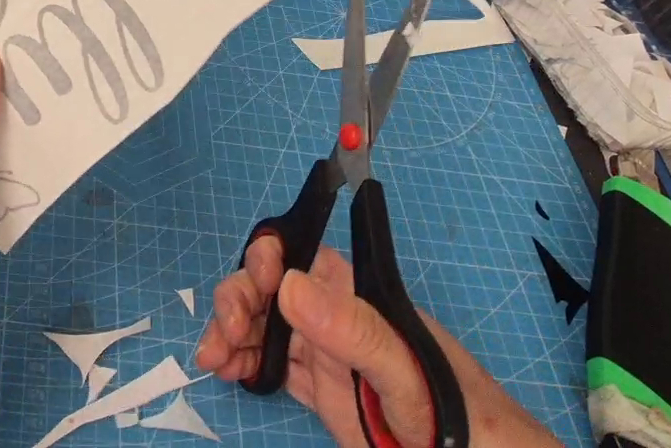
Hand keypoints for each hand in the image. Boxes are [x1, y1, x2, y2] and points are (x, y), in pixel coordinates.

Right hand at [195, 240, 562, 447]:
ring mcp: (324, 351)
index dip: (267, 258)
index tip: (255, 283)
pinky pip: (270, 364)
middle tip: (224, 335)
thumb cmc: (457, 415)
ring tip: (213, 359)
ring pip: (262, 324)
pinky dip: (242, 363)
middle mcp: (333, 314)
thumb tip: (288, 284)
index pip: (299, 253)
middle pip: (269, 288)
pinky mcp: (320, 388)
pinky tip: (226, 371)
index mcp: (354, 292)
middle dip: (237, 300)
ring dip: (230, 332)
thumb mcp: (405, 370)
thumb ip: (351, 329)